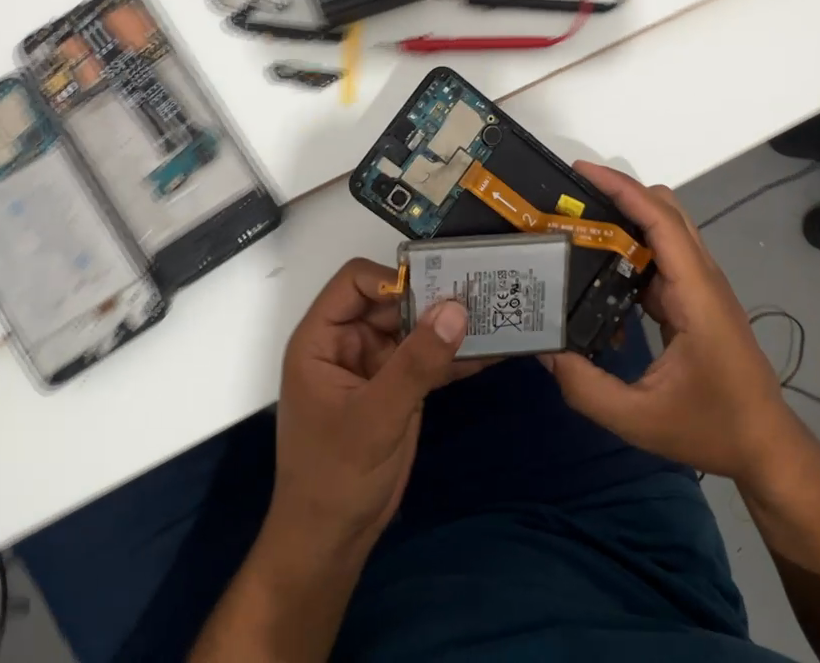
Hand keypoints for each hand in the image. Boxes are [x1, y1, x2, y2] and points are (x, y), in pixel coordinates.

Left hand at [268, 258, 468, 551]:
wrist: (333, 537)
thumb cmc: (336, 475)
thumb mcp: (376, 416)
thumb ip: (416, 363)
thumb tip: (456, 309)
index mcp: (321, 340)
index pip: (355, 283)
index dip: (393, 280)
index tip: (439, 291)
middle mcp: (347, 344)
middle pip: (391, 302)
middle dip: (433, 299)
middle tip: (484, 295)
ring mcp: (374, 367)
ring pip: (414, 329)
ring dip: (449, 326)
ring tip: (498, 315)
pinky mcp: (397, 390)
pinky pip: (427, 361)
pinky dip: (454, 357)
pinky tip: (493, 351)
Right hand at [541, 162, 791, 481]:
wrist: (765, 447)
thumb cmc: (710, 428)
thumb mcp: (637, 418)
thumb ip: (584, 386)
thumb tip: (543, 347)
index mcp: (696, 296)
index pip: (661, 221)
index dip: (622, 189)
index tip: (580, 172)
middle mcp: (703, 280)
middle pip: (667, 213)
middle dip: (621, 195)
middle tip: (570, 199)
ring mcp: (703, 290)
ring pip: (666, 234)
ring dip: (626, 221)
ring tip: (575, 227)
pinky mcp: (697, 304)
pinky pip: (663, 262)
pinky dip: (631, 252)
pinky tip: (598, 272)